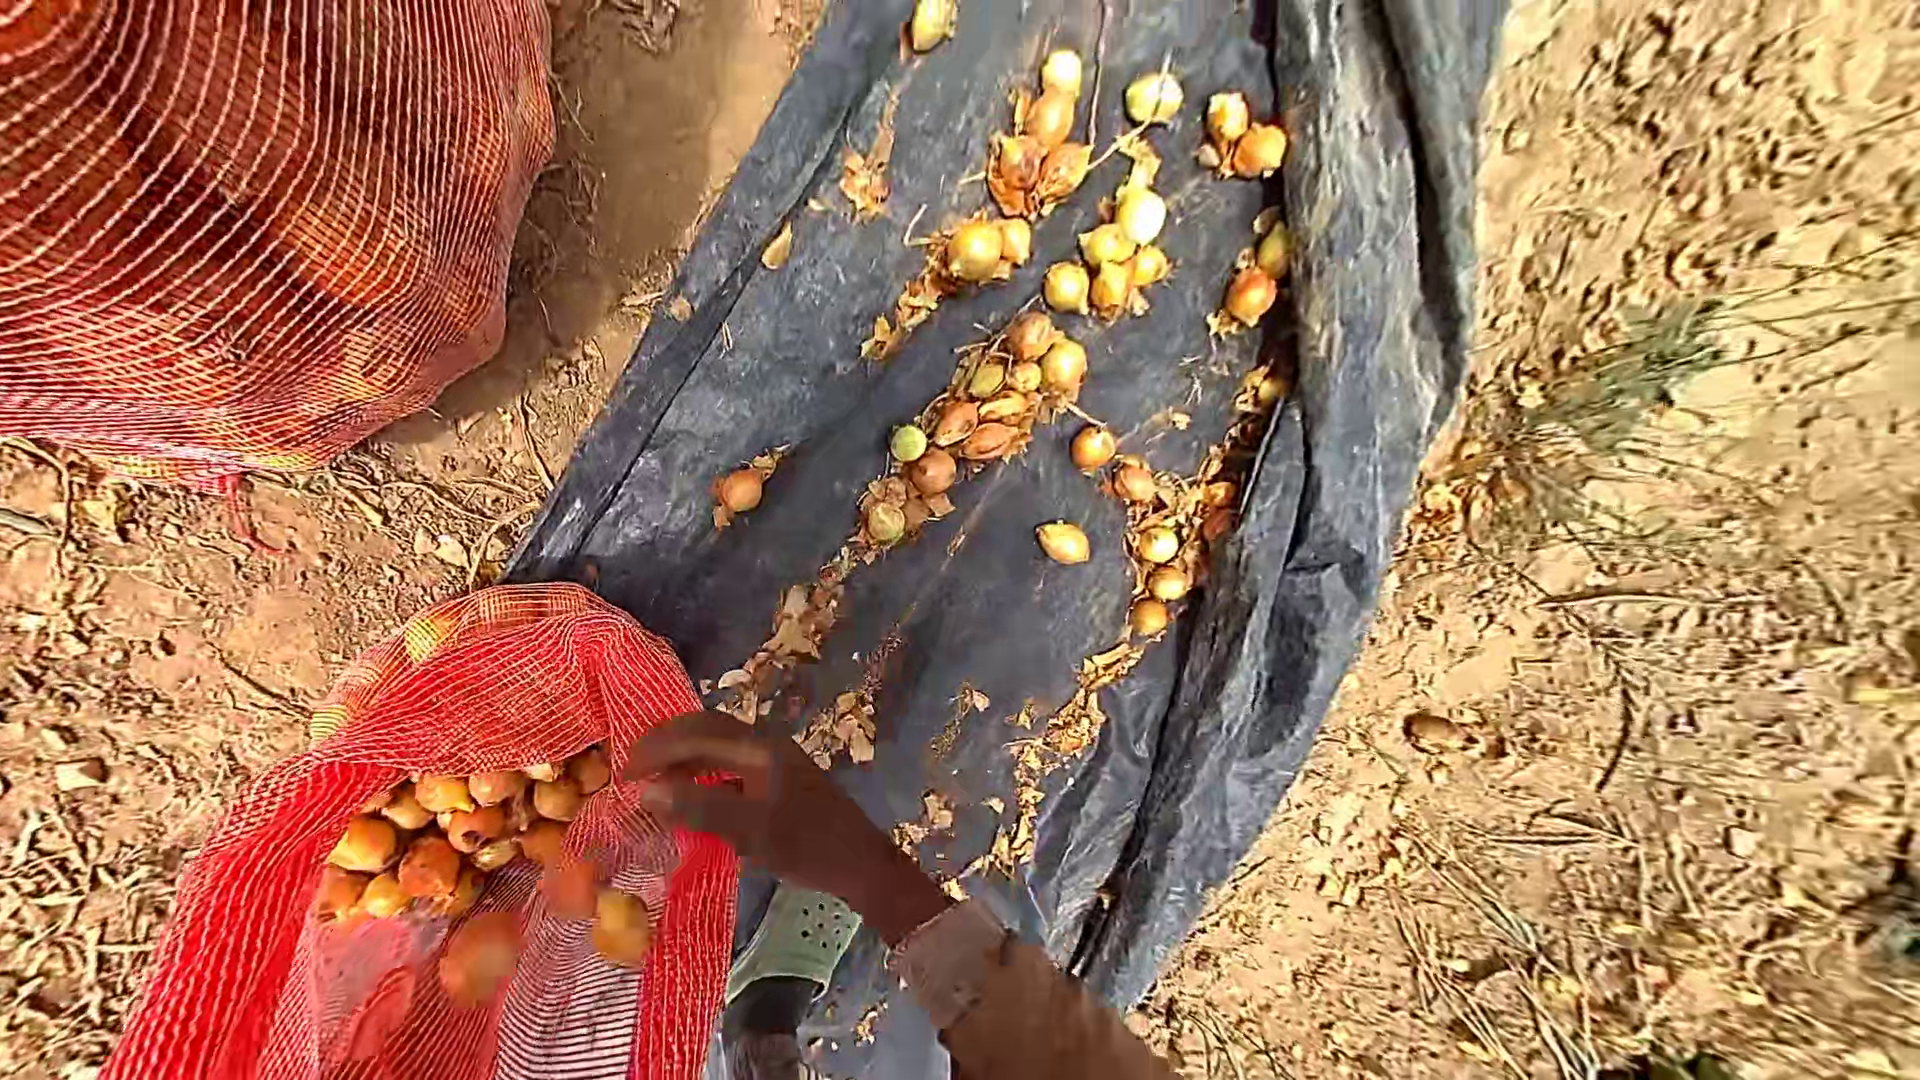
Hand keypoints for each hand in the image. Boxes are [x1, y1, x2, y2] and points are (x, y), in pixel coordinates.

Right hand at [625, 710, 950, 944]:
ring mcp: (771, 761)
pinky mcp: (774, 779)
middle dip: (667, 743)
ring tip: (650, 782)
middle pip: (708, 729)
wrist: (858, 858)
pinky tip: (687, 798)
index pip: (700, 732)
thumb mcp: (752, 832)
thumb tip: (647, 792)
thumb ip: (701, 809)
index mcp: (761, 748)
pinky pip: (728, 766)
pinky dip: (701, 776)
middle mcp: (765, 745)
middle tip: (630, 769)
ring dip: (683, 758)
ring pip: (718, 746)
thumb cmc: (808, 845)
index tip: (623, 772)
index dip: (658, 747)